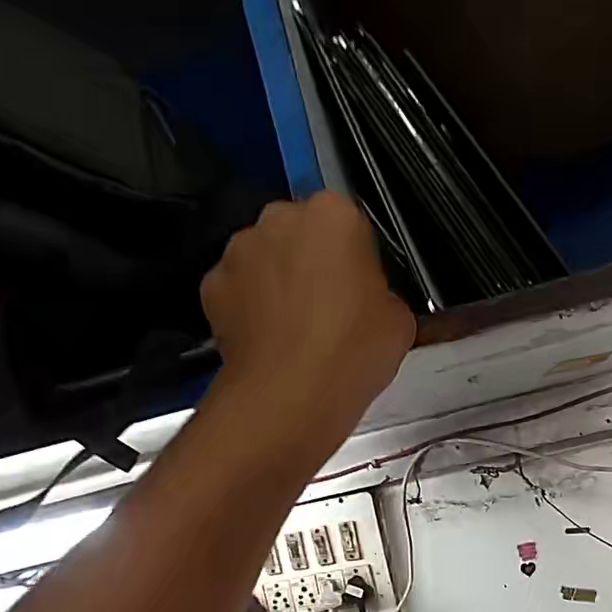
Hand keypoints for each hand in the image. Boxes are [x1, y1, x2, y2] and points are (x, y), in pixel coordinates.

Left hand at [199, 192, 415, 435]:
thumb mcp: (399, 323)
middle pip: (302, 234)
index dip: (358, 259)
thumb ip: (386, 297)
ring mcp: (241, 251)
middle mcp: (281, 220)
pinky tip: (273, 340)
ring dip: (280, 283)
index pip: (351, 223)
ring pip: (266, 259)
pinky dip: (250, 309)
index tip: (363, 288)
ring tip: (302, 332)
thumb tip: (378, 307)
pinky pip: (237, 289)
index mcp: (335, 215)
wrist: (289, 396)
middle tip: (333, 311)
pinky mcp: (213, 285)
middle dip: (314, 264)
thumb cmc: (343, 356)